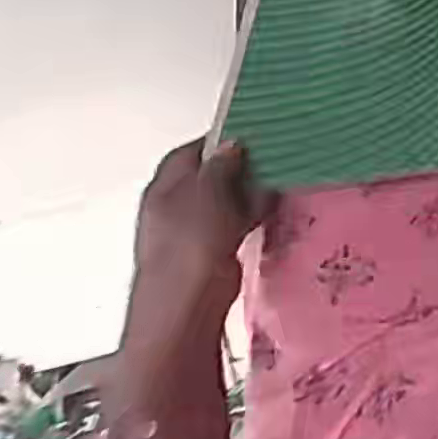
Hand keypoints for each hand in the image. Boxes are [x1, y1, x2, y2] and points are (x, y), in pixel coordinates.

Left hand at [134, 139, 273, 296]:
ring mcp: (194, 229)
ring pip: (226, 198)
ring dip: (248, 190)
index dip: (217, 140)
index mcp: (164, 187)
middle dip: (237, 166)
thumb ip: (221, 164)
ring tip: (272, 181)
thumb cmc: (191, 243)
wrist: (189, 304)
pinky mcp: (213, 248)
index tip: (246, 134)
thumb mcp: (208, 190)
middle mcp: (175, 205)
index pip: (191, 151)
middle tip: (264, 157)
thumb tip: (231, 145)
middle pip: (210, 174)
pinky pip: (236, 221)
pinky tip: (268, 209)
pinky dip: (252, 213)